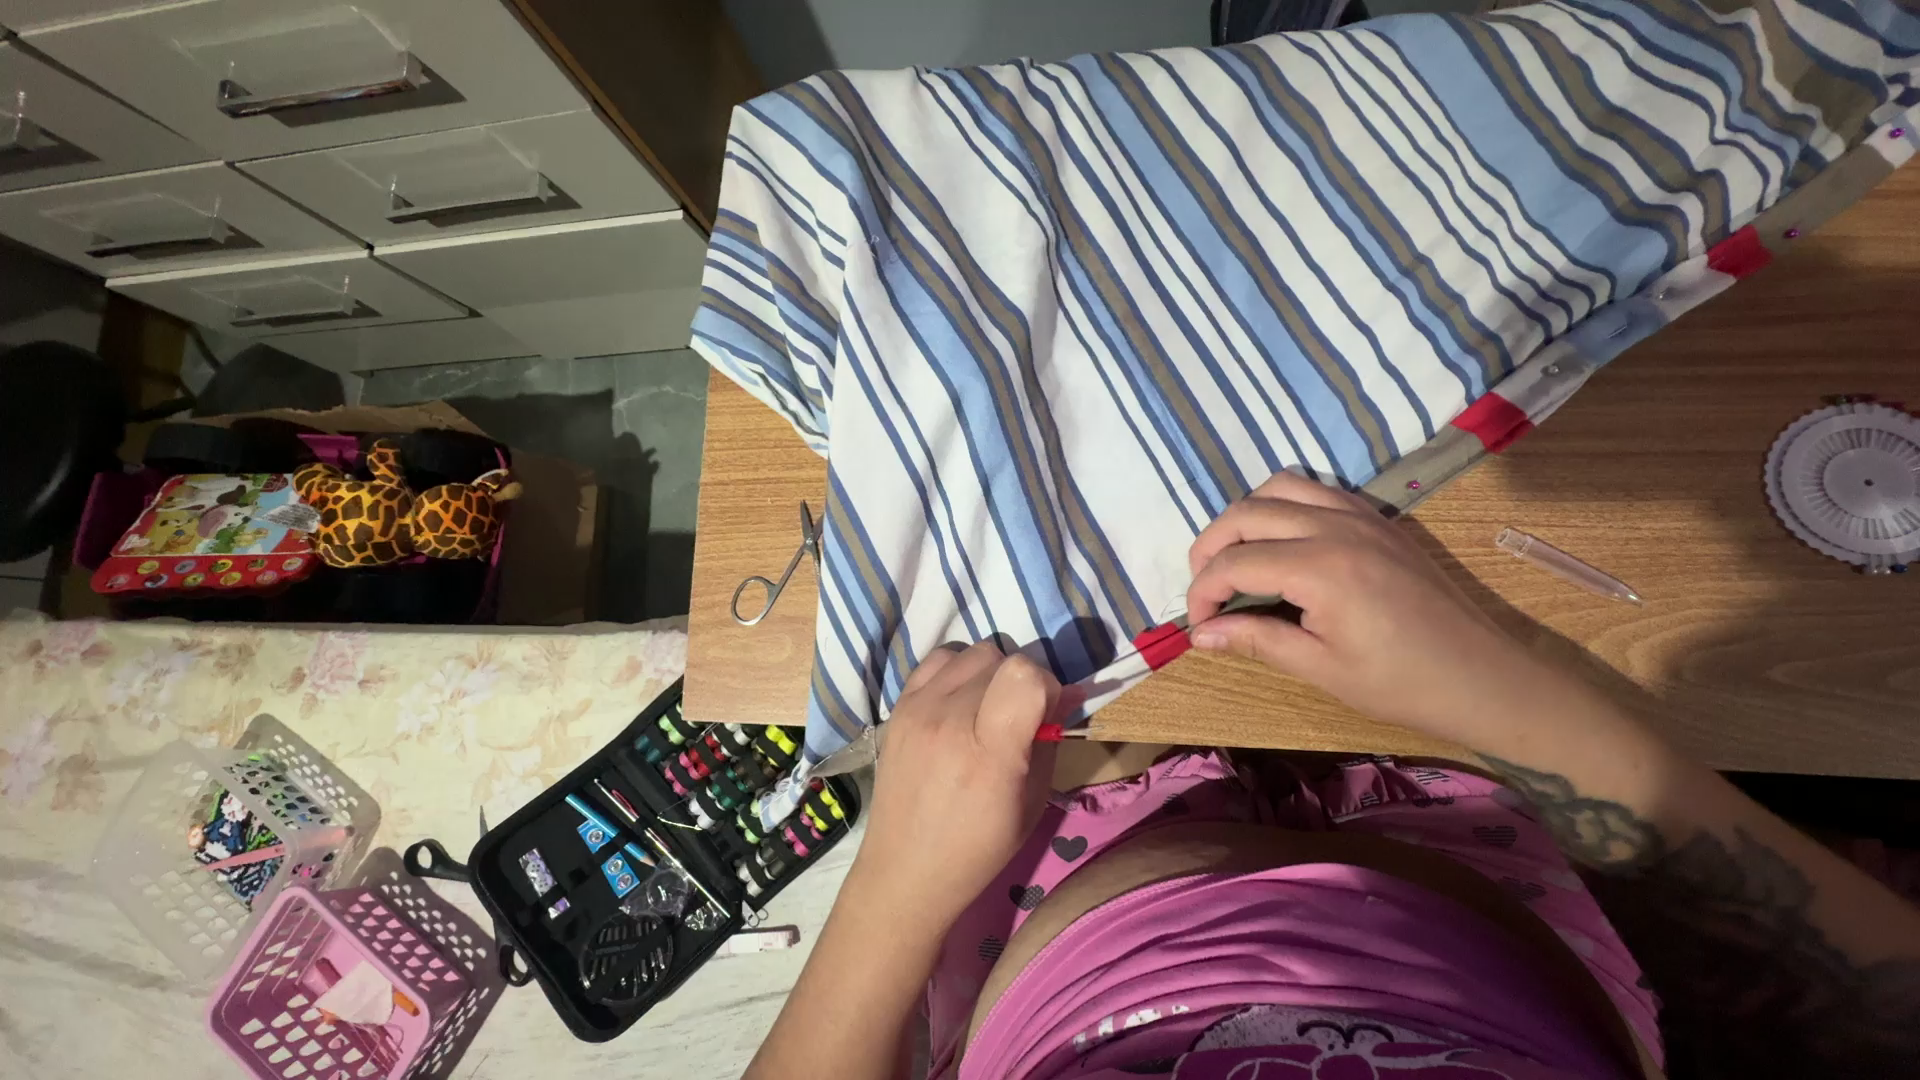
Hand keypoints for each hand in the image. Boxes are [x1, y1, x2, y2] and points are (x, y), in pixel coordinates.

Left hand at [855, 642, 1059, 926]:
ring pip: (969, 651)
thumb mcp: (1033, 801)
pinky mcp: (897, 707)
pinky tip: (959, 702)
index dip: (1045, 685)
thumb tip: (1064, 695)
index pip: (1025, 673)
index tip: (1045, 711)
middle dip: (1019, 679)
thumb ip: (1049, 739)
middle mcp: (948, 720)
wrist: (905, 869)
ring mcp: (916, 708)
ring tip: (987, 706)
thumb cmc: (978, 848)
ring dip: (989, 671)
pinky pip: (937, 660)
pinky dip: (957, 670)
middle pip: (999, 657)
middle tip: (1017, 714)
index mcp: (988, 752)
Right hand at [1184, 471, 1575, 740]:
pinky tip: (1281, 543)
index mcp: (1321, 569)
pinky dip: (1282, 506)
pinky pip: (1314, 490)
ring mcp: (1360, 516)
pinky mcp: (1377, 519)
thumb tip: (1199, 634)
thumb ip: (1255, 640)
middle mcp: (1336, 527)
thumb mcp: (1321, 668)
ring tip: (1236, 557)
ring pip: (1278, 487)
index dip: (1202, 592)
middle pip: (1245, 514)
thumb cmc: (1401, 683)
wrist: (1484, 677)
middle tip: (1206, 590)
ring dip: (1244, 518)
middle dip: (1210, 548)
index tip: (1200, 626)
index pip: (1234, 562)